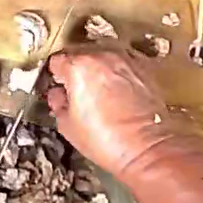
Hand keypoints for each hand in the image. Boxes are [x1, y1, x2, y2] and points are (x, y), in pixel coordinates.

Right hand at [47, 49, 202, 182]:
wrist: (146, 147)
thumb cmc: (108, 139)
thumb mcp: (67, 126)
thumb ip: (57, 102)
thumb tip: (58, 96)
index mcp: (78, 67)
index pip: (57, 61)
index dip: (56, 75)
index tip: (59, 85)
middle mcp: (101, 56)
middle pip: (80, 54)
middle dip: (77, 71)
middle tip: (79, 93)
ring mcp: (124, 59)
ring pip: (102, 57)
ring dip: (98, 70)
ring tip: (101, 95)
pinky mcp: (142, 67)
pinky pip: (122, 64)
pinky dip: (118, 74)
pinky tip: (118, 94)